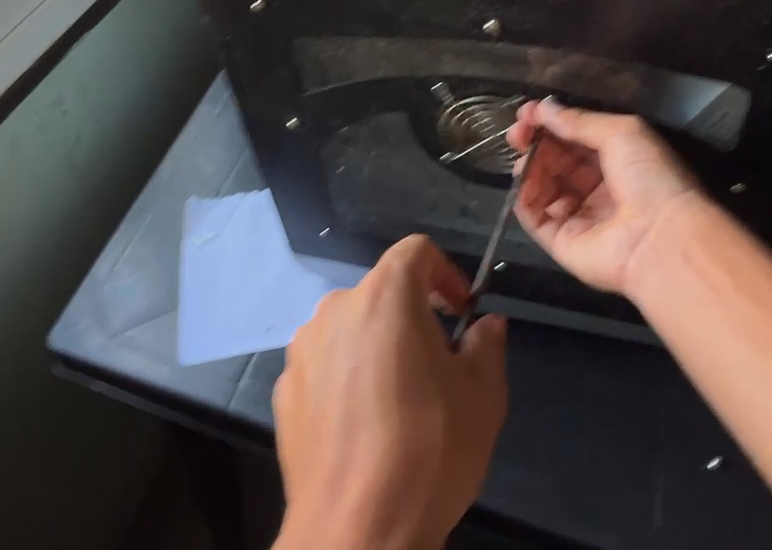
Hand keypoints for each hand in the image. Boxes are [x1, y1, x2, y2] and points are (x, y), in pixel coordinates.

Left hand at [272, 234, 507, 549]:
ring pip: (351, 330)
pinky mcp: (285, 389)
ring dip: (378, 347)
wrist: (357, 528)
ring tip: (401, 401)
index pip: (416, 250)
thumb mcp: (483, 395)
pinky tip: (364, 427)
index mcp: (386, 296)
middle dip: (414, 317)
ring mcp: (304, 350)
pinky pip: (325, 367)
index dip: (446, 272)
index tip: (463, 311)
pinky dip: (346, 379)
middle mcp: (337, 309)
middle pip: (382, 292)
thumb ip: (486, 345)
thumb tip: (485, 325)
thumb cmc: (430, 450)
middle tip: (439, 364)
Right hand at [507, 97, 705, 295]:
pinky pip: (536, 217)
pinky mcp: (564, 241)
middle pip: (557, 160)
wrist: (662, 238)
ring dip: (529, 169)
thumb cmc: (649, 178)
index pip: (575, 138)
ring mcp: (580, 215)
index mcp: (618, 159)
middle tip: (516, 135)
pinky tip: (522, 184)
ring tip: (523, 161)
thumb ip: (578, 121)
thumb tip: (542, 108)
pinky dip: (524, 199)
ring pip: (543, 186)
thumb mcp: (621, 133)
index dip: (551, 124)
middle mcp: (598, 187)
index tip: (527, 113)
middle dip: (535, 144)